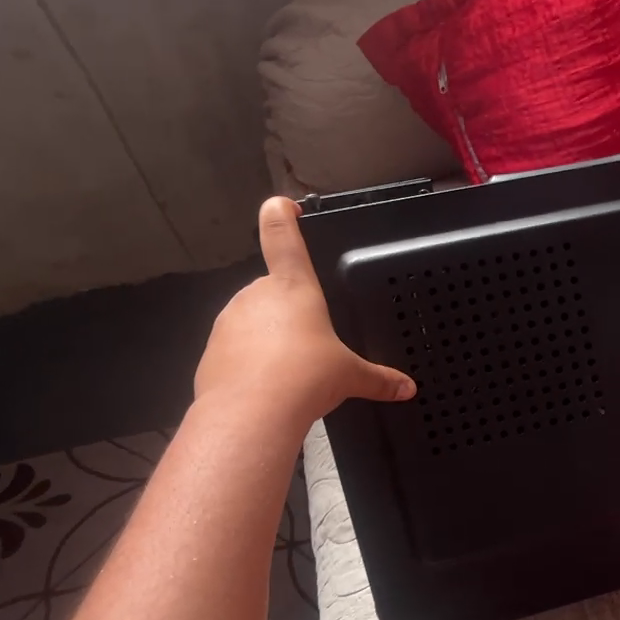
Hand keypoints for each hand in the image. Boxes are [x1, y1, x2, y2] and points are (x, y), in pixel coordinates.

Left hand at [194, 197, 414, 432]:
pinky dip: (250, 363)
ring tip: (291, 371)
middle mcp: (257, 296)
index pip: (284, 239)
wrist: (251, 414)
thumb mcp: (351, 378)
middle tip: (311, 342)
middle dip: (289, 312)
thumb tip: (407, 388)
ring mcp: (229, 321)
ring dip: (269, 337)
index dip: (282, 217)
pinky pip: (236, 350)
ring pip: (252, 321)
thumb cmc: (307, 377)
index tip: (281, 205)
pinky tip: (268, 387)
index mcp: (294, 288)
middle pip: (273, 292)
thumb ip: (379, 379)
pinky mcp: (212, 351)